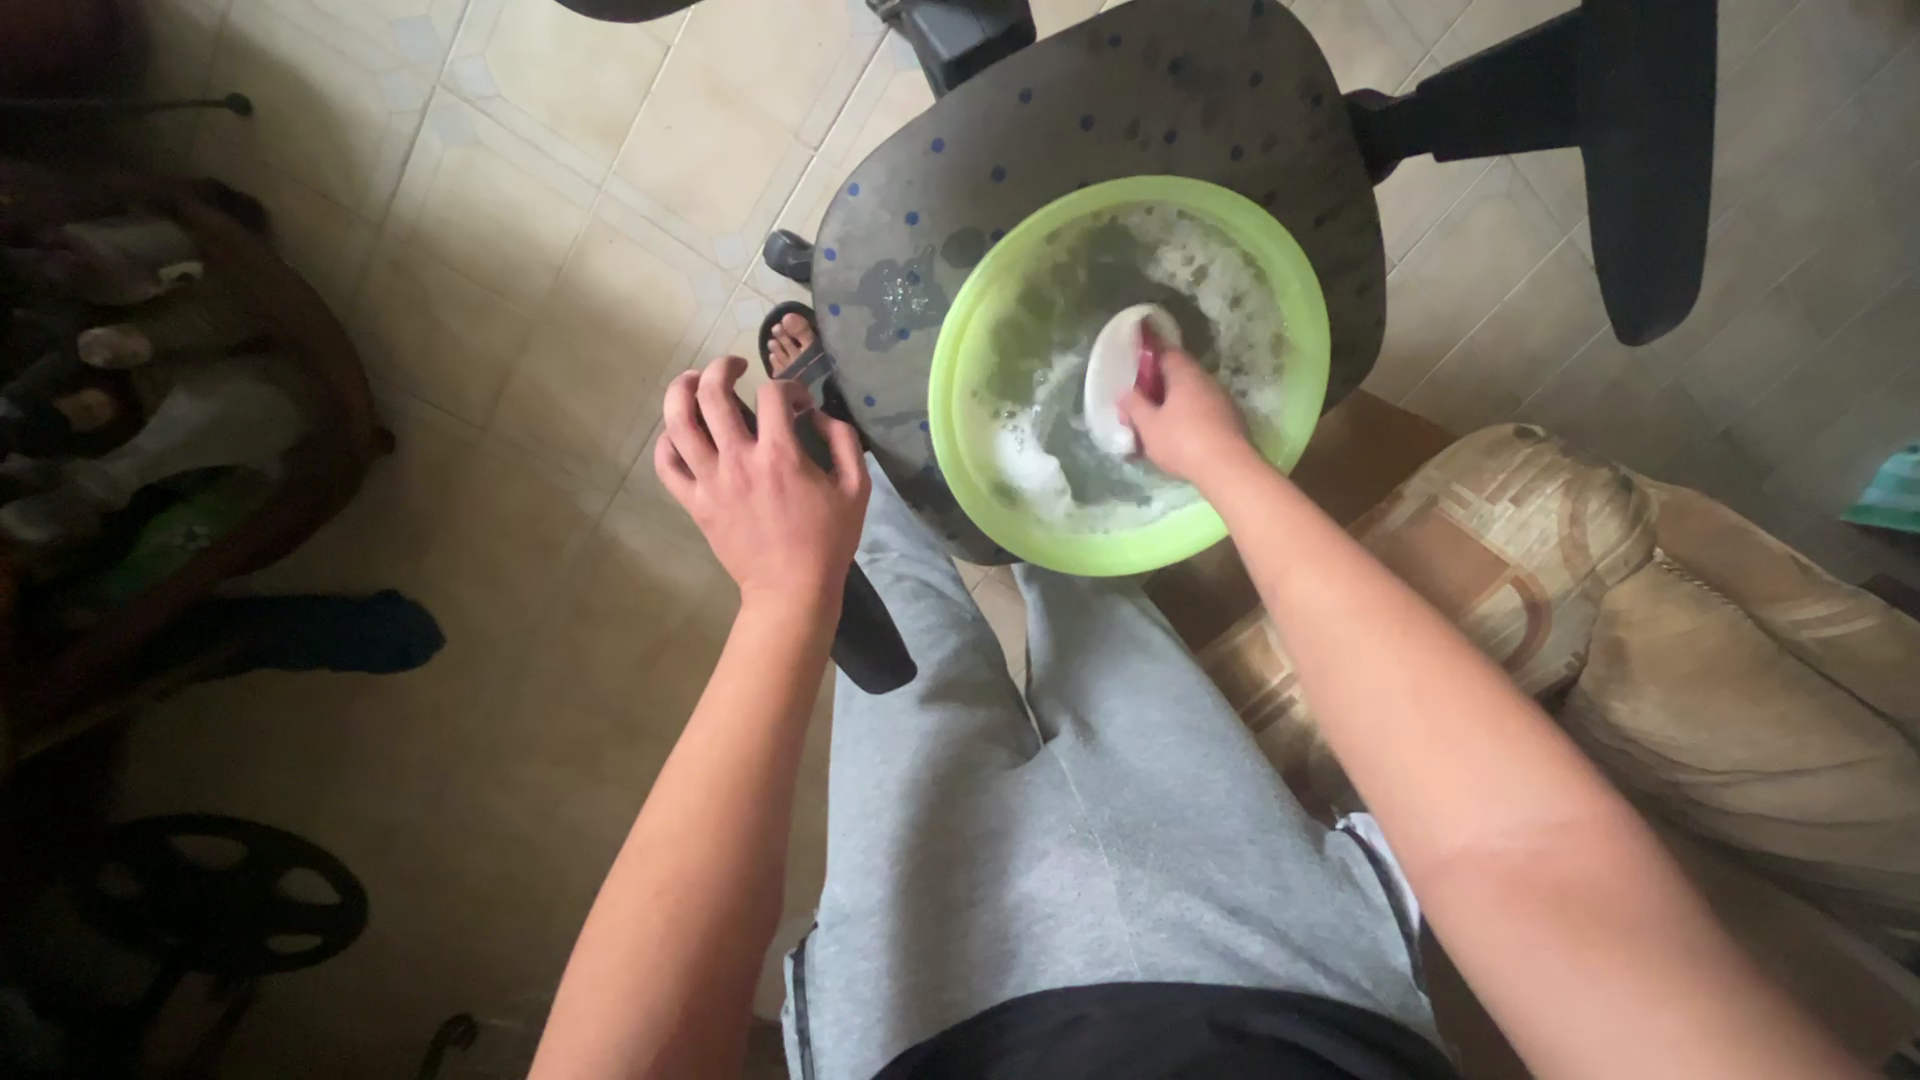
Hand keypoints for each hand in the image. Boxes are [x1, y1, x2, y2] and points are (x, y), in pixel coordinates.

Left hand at [654, 356, 870, 615]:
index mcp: (780, 454)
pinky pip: (666, 463)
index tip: (799, 404)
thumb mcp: (857, 488)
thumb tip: (818, 416)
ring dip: (682, 389)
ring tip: (693, 381)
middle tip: (735, 368)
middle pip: (712, 392)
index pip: (774, 394)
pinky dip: (667, 440)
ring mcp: (711, 481)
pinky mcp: (695, 502)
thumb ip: (844, 441)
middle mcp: (738, 460)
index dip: (789, 387)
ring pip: (678, 420)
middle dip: (723, 367)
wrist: (792, 589)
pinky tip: (680, 433)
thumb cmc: (828, 540)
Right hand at [1118, 347, 1257, 487]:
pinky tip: (1178, 435)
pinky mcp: (1231, 421)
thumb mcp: (1148, 426)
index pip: (1167, 353)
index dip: (1150, 357)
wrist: (1226, 468)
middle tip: (1140, 399)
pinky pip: (1203, 411)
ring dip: (1174, 404)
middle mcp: (1207, 381)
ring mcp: (1222, 401)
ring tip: (1156, 421)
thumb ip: (1134, 406)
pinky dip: (1188, 417)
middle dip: (1159, 385)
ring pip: (1192, 395)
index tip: (1135, 366)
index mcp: (1186, 375)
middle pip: (1180, 375)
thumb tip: (1125, 392)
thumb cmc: (1181, 441)